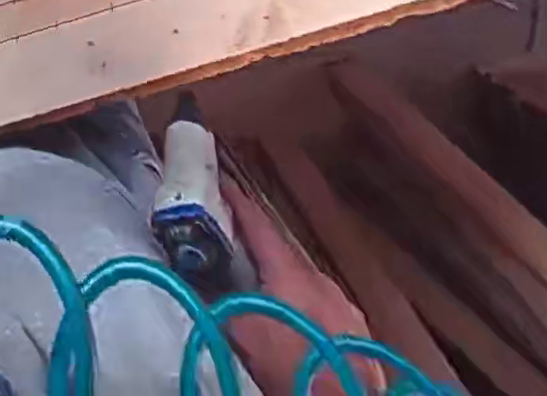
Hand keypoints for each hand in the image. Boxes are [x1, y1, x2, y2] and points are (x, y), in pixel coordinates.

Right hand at [223, 178, 386, 395]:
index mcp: (292, 271)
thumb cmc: (287, 367)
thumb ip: (213, 293)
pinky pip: (322, 301)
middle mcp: (322, 280)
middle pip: (282, 248)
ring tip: (256, 272)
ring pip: (304, 275)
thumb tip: (185, 268)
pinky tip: (291, 309)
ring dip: (279, 269)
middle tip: (227, 230)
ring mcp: (347, 308)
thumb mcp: (237, 330)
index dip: (236, 199)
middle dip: (255, 238)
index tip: (217, 179)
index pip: (258, 223)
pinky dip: (300, 295)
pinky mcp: (361, 335)